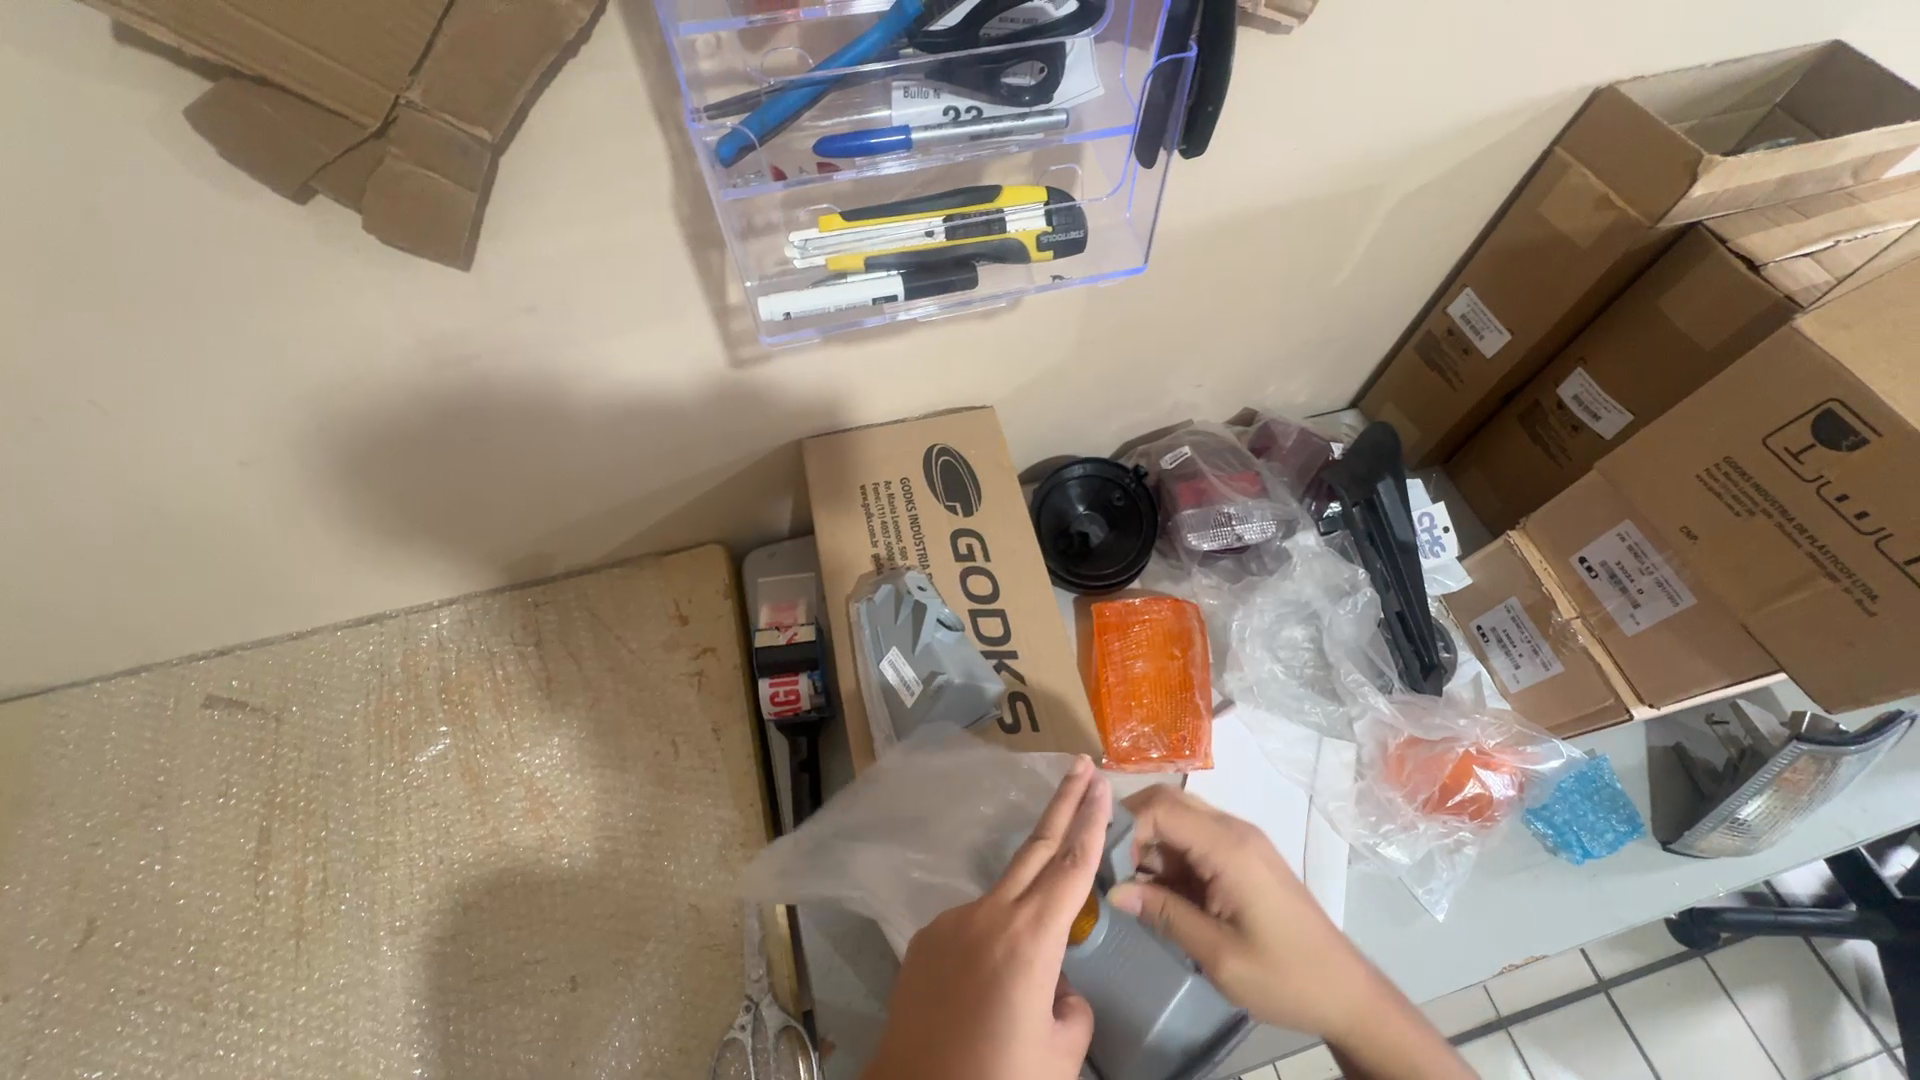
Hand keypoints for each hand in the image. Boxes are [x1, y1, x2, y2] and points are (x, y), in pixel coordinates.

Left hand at [863, 756, 1111, 1079]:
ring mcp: (952, 921)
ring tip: (1028, 974)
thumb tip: (1058, 988)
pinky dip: (991, 943)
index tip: (1102, 782)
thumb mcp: (1059, 1056)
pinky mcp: (924, 938)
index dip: (1092, 821)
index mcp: (1031, 939)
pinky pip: (972, 929)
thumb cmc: (997, 1079)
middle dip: (1063, 803)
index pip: (1073, 867)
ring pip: (1004, 899)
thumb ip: (1071, 1008)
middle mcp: (990, 915)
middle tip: (1082, 766)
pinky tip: (986, 991)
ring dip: (1027, 907)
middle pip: (1037, 846)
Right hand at [1107, 784, 1379, 1041]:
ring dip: (1151, 842)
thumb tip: (1115, 891)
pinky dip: (1170, 854)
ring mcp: (1242, 841)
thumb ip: (1165, 915)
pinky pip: (1195, 837)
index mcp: (1228, 848)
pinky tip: (1160, 889)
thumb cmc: (1285, 977)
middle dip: (1133, 827)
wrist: (1346, 993)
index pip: (1162, 807)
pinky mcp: (1244, 857)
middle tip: (1109, 867)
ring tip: (1130, 883)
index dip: (1126, 825)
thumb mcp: (1218, 955)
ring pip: (1180, 816)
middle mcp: (1234, 831)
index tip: (1102, 860)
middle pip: (1169, 801)